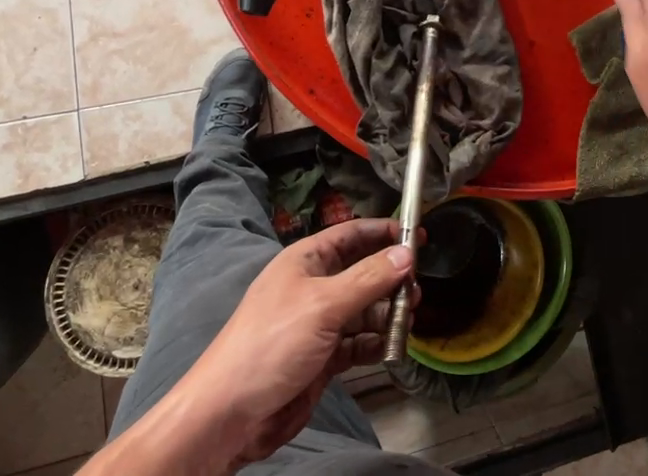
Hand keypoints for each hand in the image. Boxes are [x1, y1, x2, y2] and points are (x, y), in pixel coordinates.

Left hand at [184, 218, 416, 466]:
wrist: (229, 414)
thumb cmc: (272, 344)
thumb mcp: (323, 305)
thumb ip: (368, 279)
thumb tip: (407, 253)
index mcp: (305, 261)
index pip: (351, 235)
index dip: (383, 232)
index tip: (417, 236)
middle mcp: (313, 287)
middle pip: (362, 272)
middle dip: (391, 278)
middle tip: (417, 291)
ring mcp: (317, 324)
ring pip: (363, 310)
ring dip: (387, 315)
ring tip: (409, 321)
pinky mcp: (321, 357)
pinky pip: (357, 343)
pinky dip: (374, 344)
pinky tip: (389, 349)